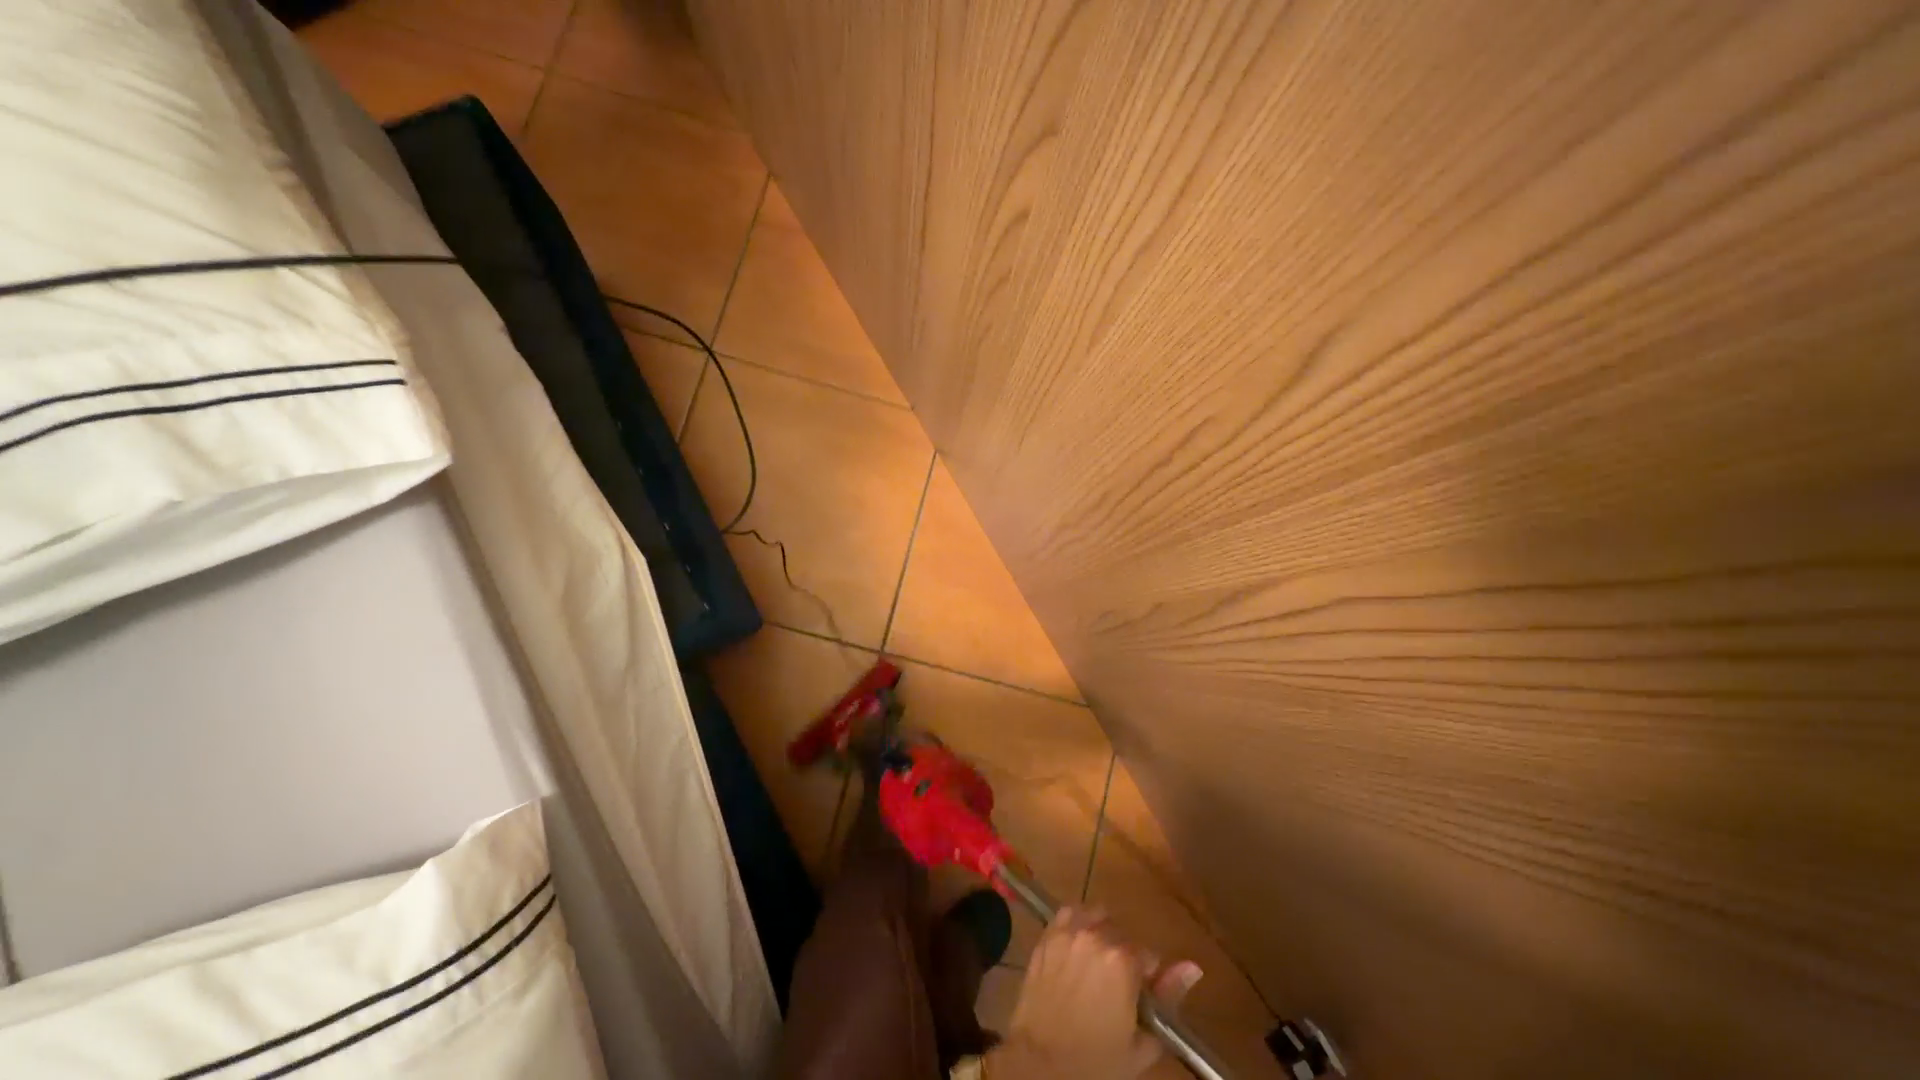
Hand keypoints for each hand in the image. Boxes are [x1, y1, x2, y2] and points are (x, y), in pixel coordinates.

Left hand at [983, 907, 1201, 1078]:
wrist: (1040, 1063)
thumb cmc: (1095, 1060)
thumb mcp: (1142, 1042)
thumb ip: (1169, 997)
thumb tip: (1194, 967)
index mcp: (1125, 961)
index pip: (1150, 957)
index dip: (1147, 980)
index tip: (1137, 1000)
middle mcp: (1097, 938)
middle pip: (1123, 937)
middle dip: (1124, 958)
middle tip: (1114, 989)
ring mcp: (1068, 934)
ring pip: (1096, 918)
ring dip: (1101, 935)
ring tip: (1094, 965)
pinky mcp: (1046, 939)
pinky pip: (1067, 915)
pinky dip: (1076, 924)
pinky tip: (1076, 946)